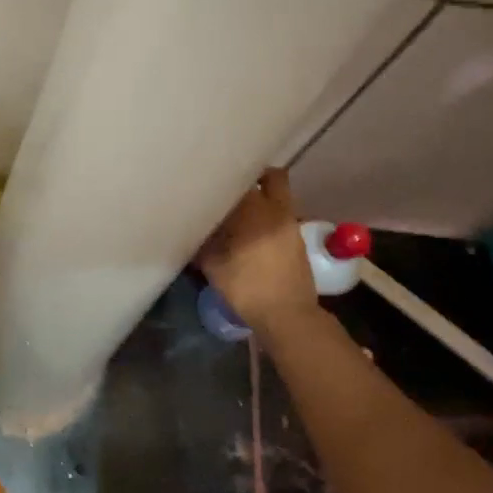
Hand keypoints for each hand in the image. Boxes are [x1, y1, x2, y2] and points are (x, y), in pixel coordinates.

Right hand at [196, 168, 320, 330]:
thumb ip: (203, 242)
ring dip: (263, 200)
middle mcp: (278, 211)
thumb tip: (194, 229)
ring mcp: (292, 226)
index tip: (212, 180)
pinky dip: (268, 219)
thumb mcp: (213, 265)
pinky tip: (252, 235)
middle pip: (273, 178)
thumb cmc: (246, 286)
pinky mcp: (297, 242)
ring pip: (280, 198)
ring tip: (240, 212)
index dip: (227, 177)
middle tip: (233, 186)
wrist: (287, 315)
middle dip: (255, 177)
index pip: (243, 179)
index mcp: (256, 211)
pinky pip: (282, 218)